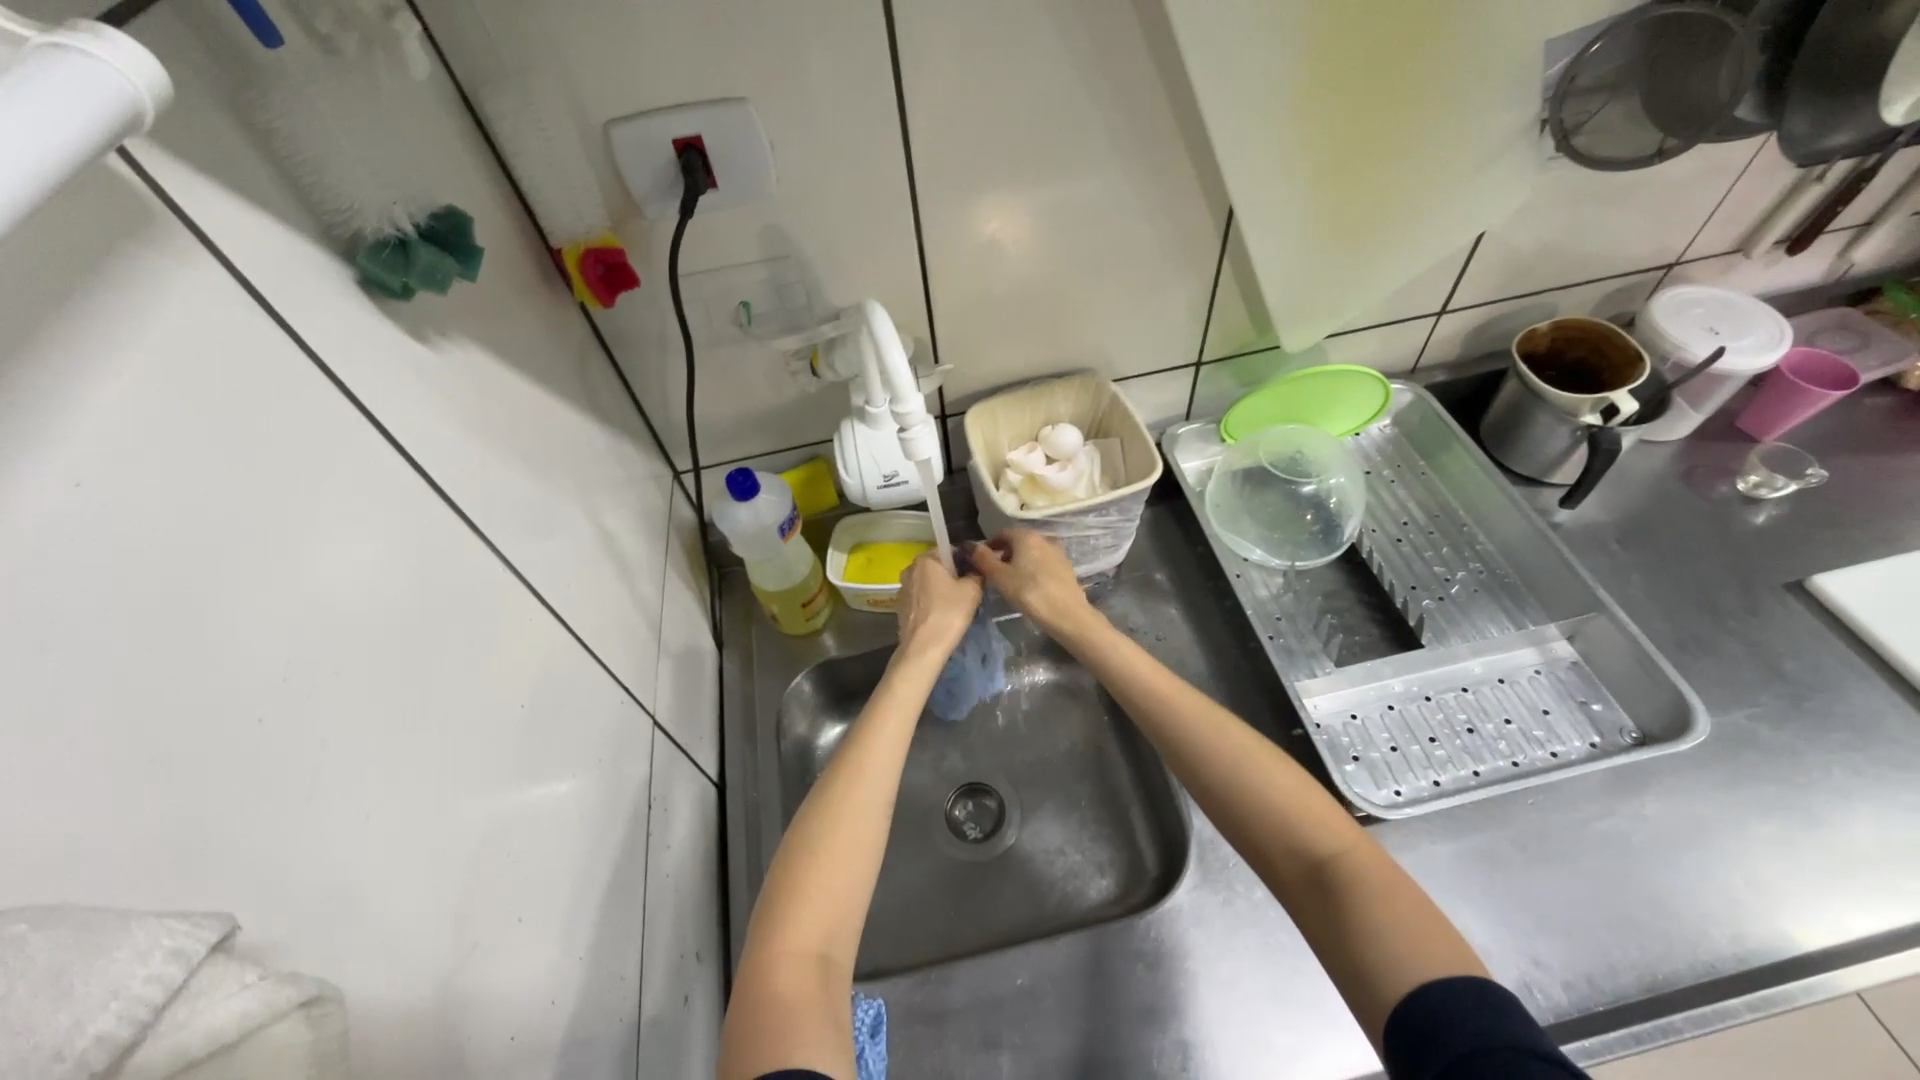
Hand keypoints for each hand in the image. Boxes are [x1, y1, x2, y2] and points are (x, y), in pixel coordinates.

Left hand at [895, 552, 982, 661]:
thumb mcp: (973, 590)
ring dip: (941, 590)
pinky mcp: (901, 606)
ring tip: (955, 606)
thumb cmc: (949, 614)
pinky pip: (921, 597)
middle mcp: (909, 569)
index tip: (975, 575)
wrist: (923, 648)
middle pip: (937, 566)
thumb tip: (975, 571)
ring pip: (928, 583)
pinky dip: (931, 602)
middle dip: (952, 576)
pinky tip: (941, 616)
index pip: (949, 550)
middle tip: (968, 592)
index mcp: (925, 559)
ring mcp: (902, 588)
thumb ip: (976, 573)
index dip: (965, 561)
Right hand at [970, 530, 1096, 636]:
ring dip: (1020, 561)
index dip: (989, 545)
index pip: (1002, 533)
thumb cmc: (1029, 592)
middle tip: (994, 572)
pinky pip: (1044, 563)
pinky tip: (1030, 586)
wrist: (1067, 614)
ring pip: (1032, 552)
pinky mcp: (1067, 568)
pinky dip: (1033, 569)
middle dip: (1004, 553)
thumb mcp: (999, 577)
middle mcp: (1044, 538)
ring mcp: (1058, 552)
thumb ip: (982, 558)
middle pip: (1018, 541)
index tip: (981, 561)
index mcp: (1026, 536)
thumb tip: (970, 545)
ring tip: (1011, 581)